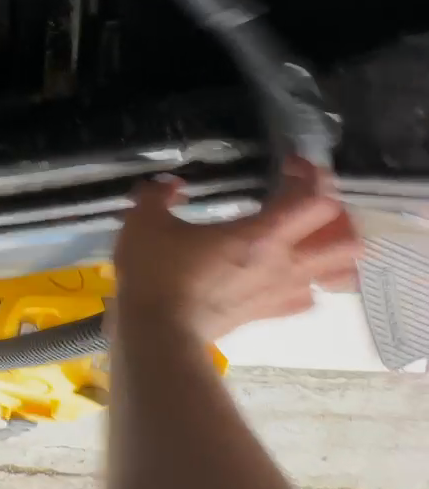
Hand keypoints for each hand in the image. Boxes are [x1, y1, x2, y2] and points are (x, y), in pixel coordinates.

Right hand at [111, 157, 361, 343]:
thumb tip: (172, 184)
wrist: (160, 325)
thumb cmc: (155, 269)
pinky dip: (306, 282)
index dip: (309, 175)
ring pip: (339, 269)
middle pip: (345, 236)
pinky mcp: (274, 311)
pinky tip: (282, 276)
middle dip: (334, 214)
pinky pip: (310, 295)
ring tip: (307, 239)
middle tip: (305, 203)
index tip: (290, 163)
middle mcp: (286, 261)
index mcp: (259, 234)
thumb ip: (157, 195)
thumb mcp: (142, 221)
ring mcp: (285, 290)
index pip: (311, 199)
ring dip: (331, 250)